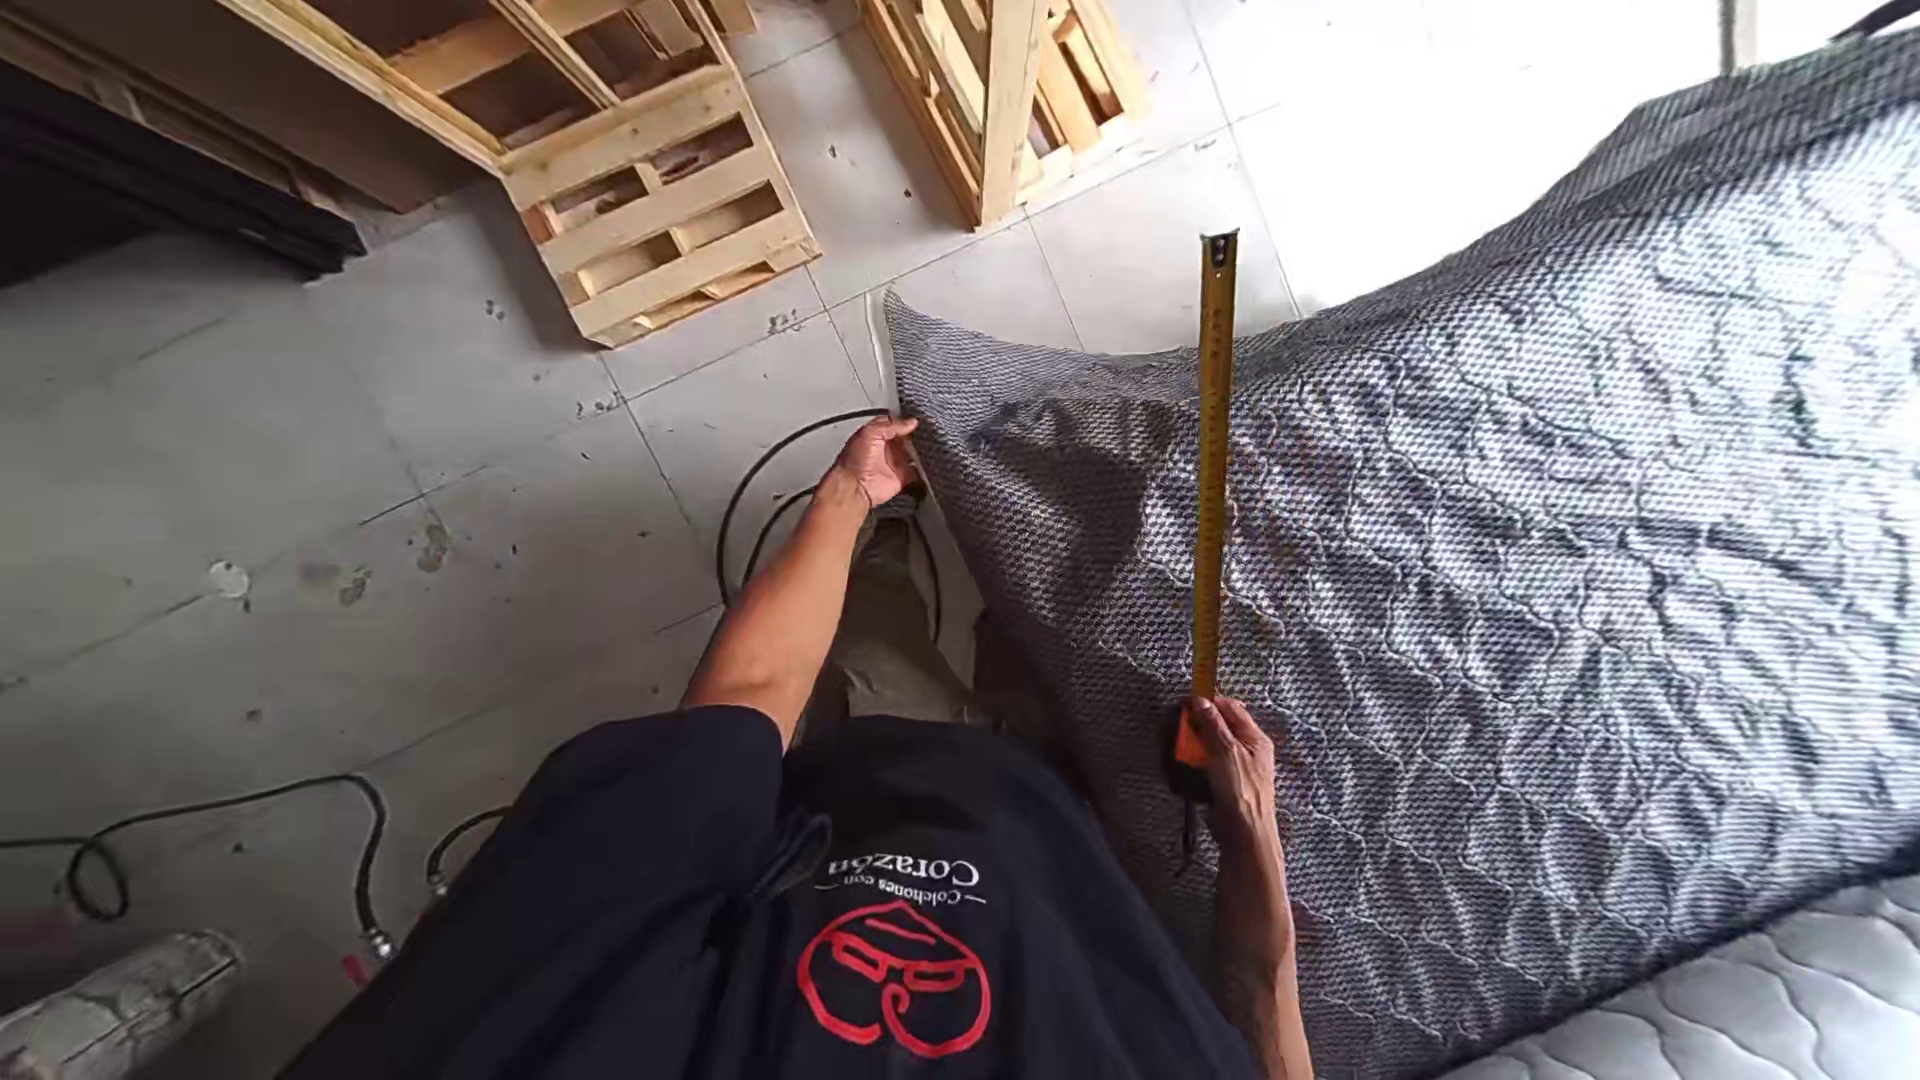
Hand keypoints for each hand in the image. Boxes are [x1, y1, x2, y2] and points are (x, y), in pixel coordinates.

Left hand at [831, 415, 919, 508]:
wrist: (854, 487)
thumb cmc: (853, 462)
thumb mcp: (871, 433)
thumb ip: (891, 426)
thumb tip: (910, 422)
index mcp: (875, 435)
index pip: (894, 423)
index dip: (904, 421)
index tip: (915, 421)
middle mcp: (885, 448)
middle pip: (906, 439)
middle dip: (916, 436)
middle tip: (924, 434)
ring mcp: (893, 463)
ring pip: (913, 454)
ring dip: (921, 451)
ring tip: (928, 447)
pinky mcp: (901, 477)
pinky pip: (917, 472)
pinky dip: (924, 469)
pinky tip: (927, 463)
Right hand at [1191, 696, 1279, 850]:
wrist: (1244, 833)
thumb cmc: (1240, 789)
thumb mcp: (1226, 751)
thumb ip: (1213, 724)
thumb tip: (1200, 700)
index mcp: (1255, 737)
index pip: (1231, 708)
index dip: (1210, 702)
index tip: (1186, 702)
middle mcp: (1248, 748)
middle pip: (1220, 725)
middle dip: (1199, 723)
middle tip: (1180, 724)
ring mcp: (1237, 765)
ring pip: (1211, 743)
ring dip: (1195, 741)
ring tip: (1179, 743)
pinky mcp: (1226, 780)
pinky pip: (1208, 761)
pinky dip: (1196, 758)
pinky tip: (1185, 761)